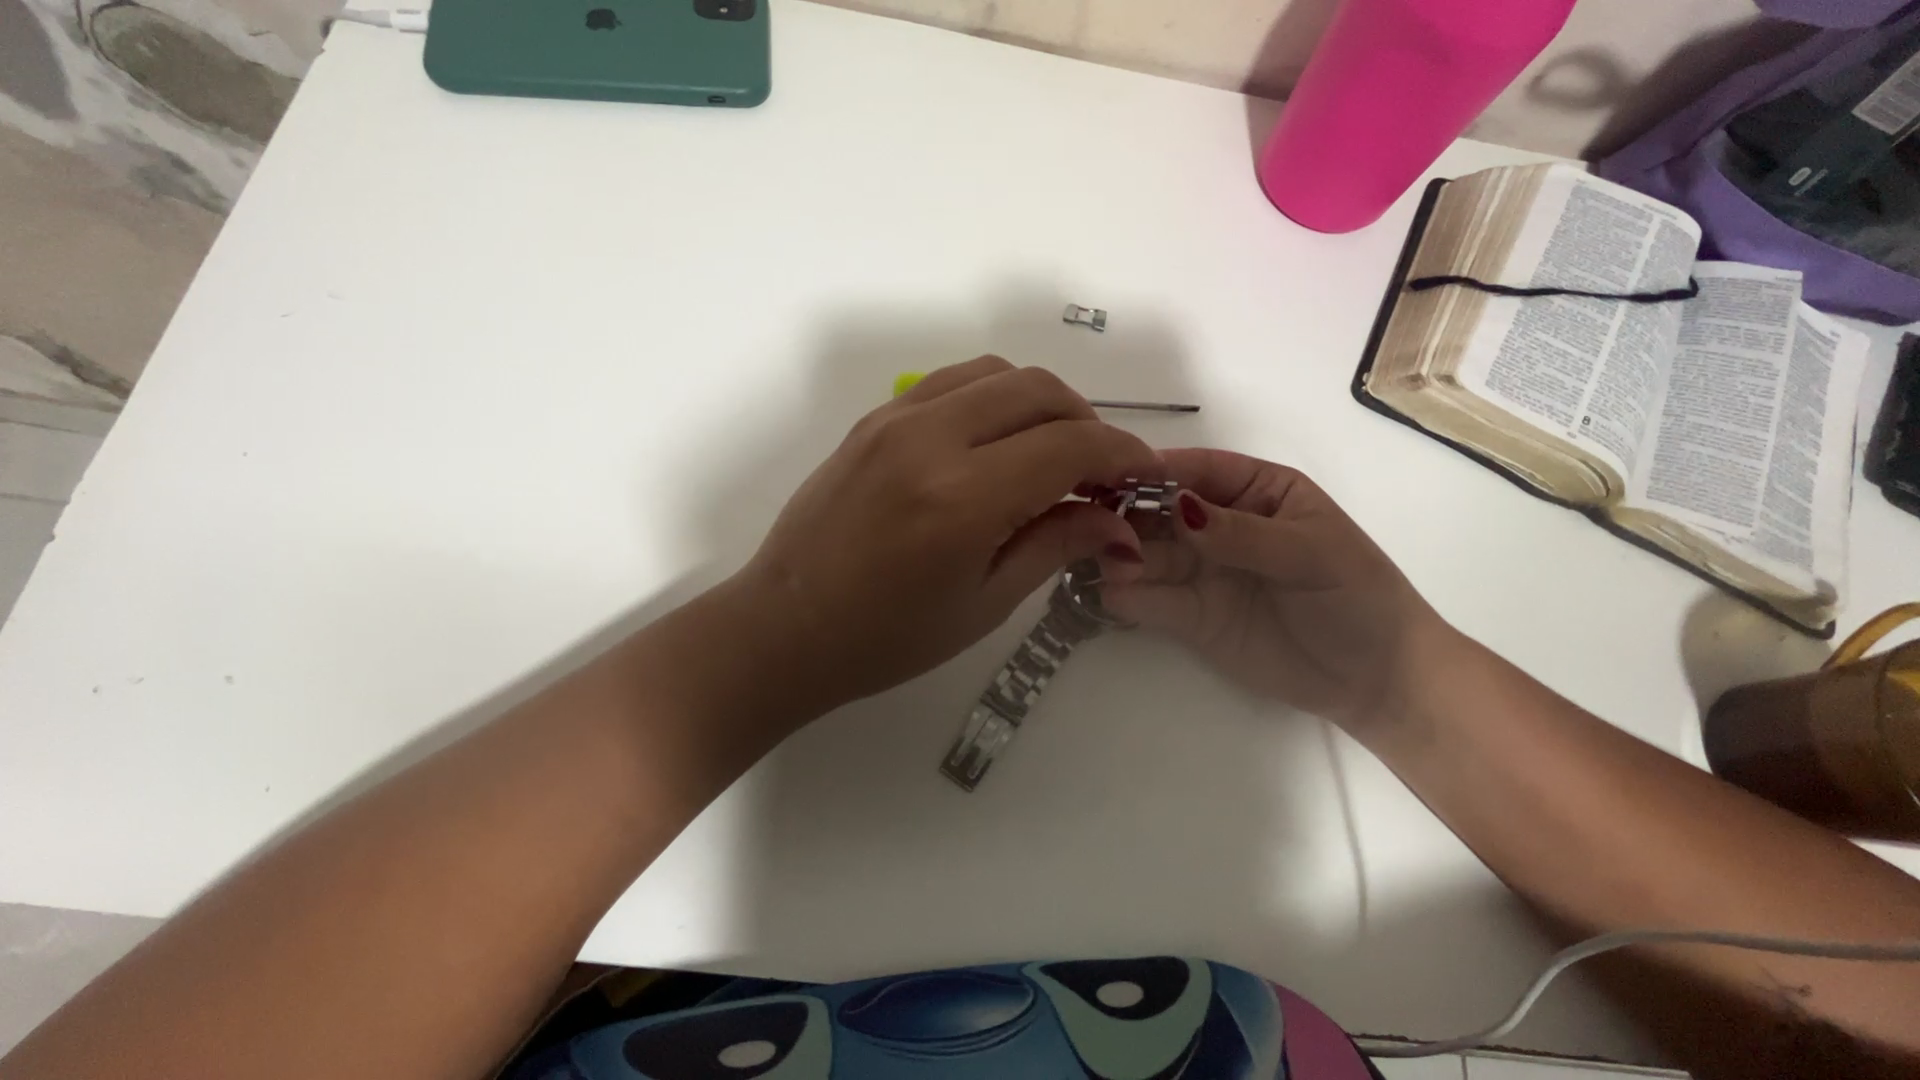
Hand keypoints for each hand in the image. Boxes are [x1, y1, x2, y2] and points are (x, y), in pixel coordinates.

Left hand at [734, 356, 1159, 718]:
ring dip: (1041, 402)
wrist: (783, 628)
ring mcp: (894, 419)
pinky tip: (1000, 441)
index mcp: (962, 498)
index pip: (1069, 447)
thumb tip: (1119, 523)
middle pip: (1039, 391)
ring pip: (996, 373)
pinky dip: (994, 397)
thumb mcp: (984, 604)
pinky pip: (953, 383)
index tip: (1146, 476)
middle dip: (1087, 423)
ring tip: (1054, 452)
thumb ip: (1055, 545)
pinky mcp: (873, 418)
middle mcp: (929, 439)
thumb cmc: (886, 638)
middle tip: (1101, 472)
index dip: (1122, 456)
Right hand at [1099, 450, 1440, 732]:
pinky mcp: (1190, 617)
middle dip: (1128, 516)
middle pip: (1160, 511)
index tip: (1111, 476)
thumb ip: (1243, 533)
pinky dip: (1128, 595)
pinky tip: (1112, 593)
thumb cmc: (1356, 597)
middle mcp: (1219, 526)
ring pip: (1148, 555)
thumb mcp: (1309, 554)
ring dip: (1123, 555)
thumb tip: (1181, 508)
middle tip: (1101, 529)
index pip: (1196, 470)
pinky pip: (1151, 599)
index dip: (1154, 471)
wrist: (1376, 680)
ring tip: (1108, 564)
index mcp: (1256, 491)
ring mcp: (1202, 572)